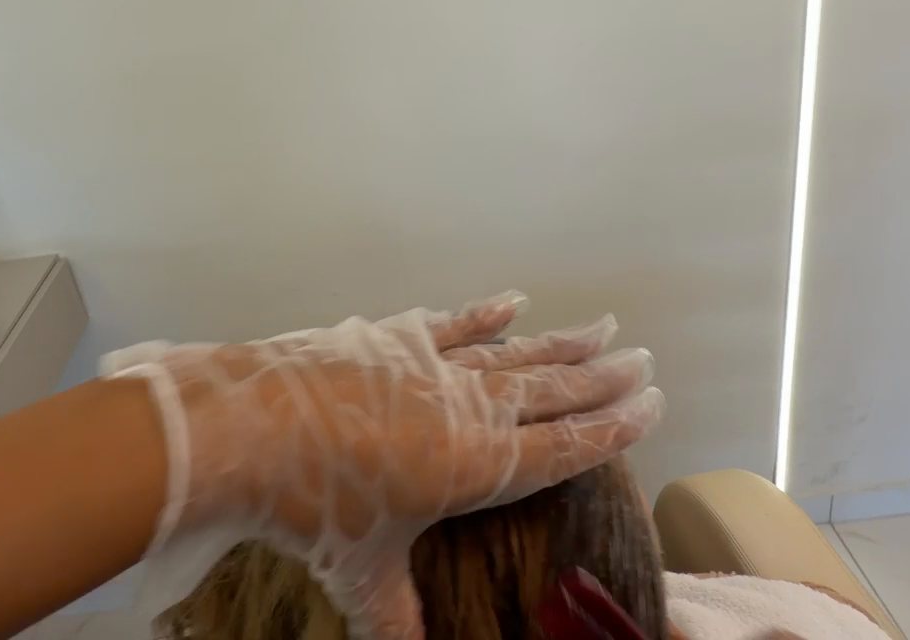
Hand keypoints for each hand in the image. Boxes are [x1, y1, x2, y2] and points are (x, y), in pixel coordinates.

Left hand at [105, 293, 663, 639]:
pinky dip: (486, 312)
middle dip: (602, 378)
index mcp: (476, 464)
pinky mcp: (394, 337)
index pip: (565, 445)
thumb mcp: (361, 575)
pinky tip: (514, 301)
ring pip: (515, 352)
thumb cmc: (317, 505)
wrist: (258, 426)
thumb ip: (396, 618)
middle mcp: (467, 408)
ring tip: (604, 327)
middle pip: (552, 391)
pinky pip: (454, 322)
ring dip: (561, 342)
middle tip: (643, 359)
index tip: (651, 403)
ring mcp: (432, 365)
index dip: (613, 427)